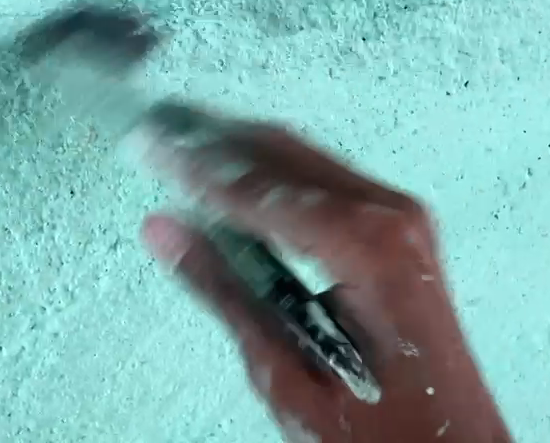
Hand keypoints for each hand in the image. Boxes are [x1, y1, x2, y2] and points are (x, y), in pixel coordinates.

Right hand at [136, 105, 512, 442]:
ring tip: (181, 150)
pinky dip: (268, 171)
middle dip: (212, 142)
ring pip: (298, 153)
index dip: (195, 166)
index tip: (150, 148)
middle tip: (156, 136)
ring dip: (237, 150)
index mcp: (367, 247)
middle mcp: (389, 213)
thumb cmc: (385, 432)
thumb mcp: (288, 376)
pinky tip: (232, 176)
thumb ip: (224, 292)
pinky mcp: (396, 220)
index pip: (258, 188)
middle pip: (280, 150)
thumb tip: (167, 230)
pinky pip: (319, 174)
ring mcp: (399, 211)